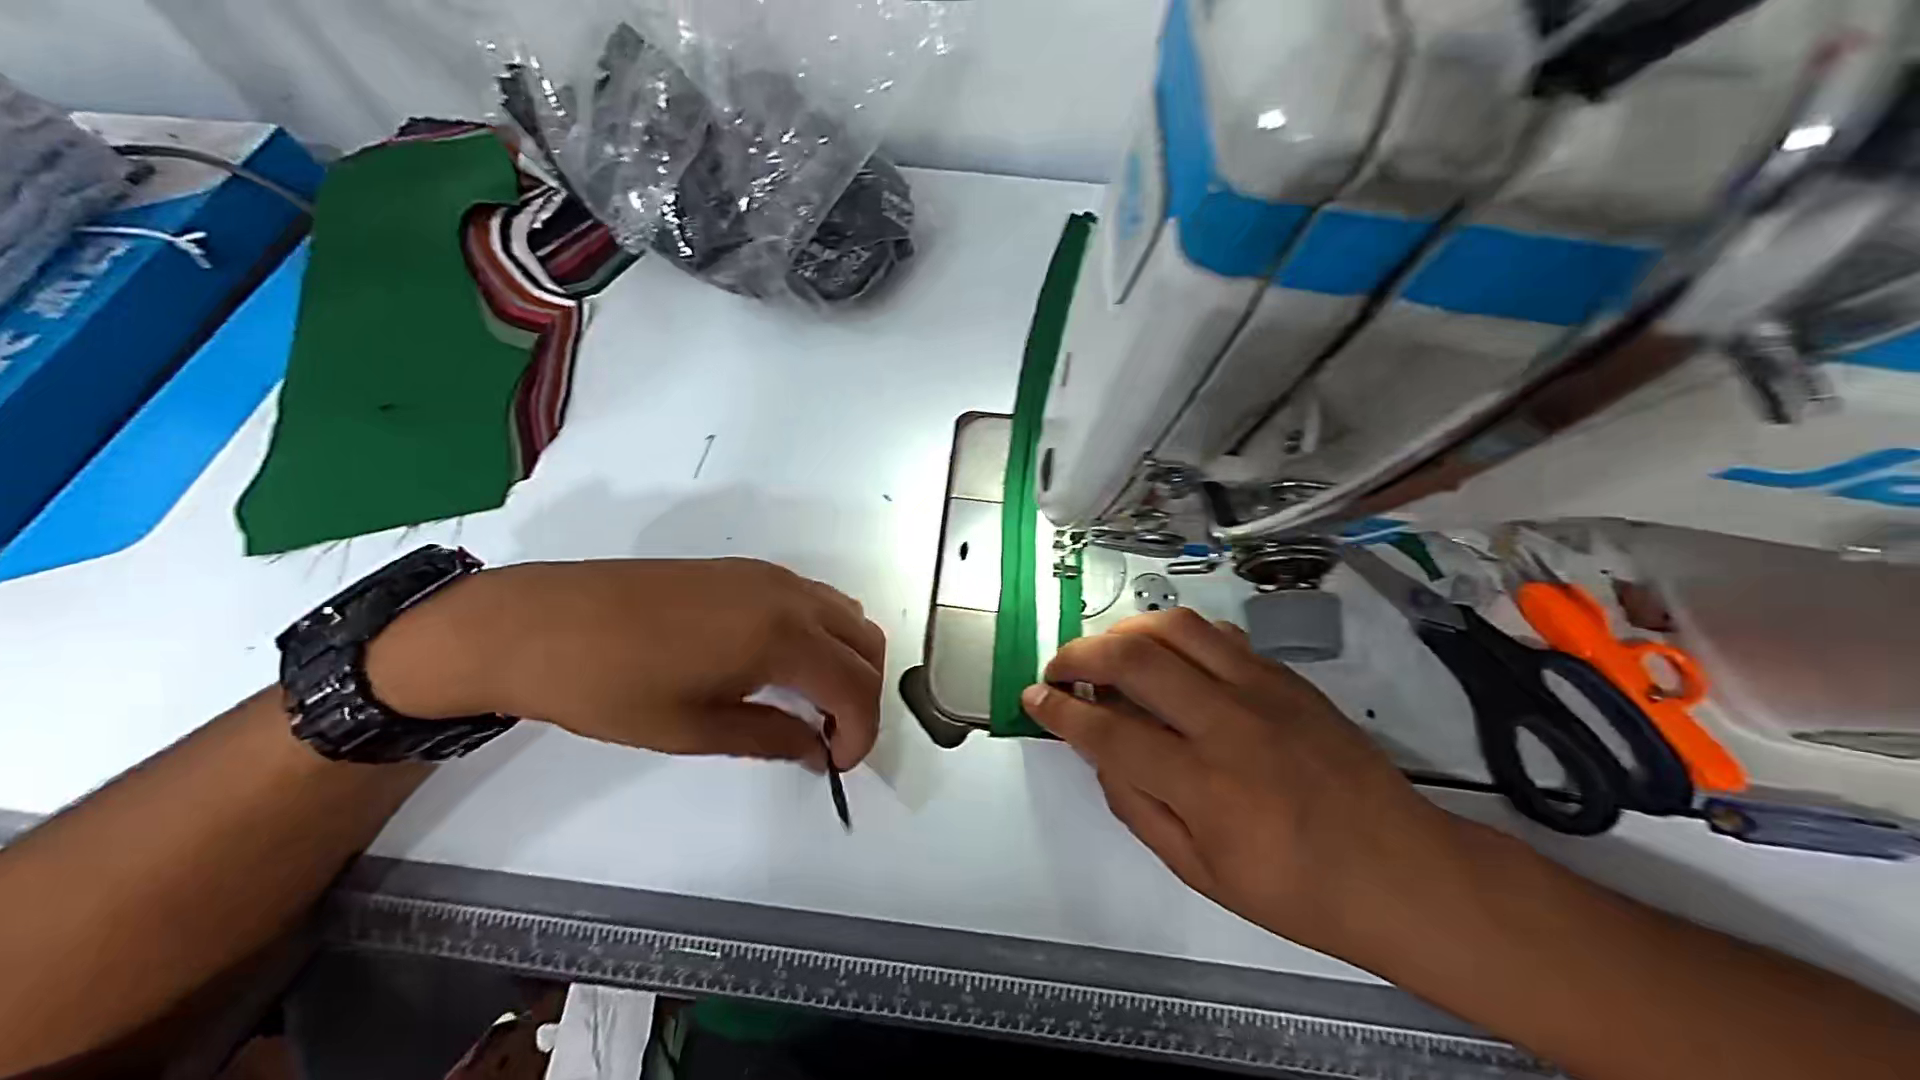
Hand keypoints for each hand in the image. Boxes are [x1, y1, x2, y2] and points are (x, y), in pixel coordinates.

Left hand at [367, 559, 885, 769]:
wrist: (536, 622)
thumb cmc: (611, 686)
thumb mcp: (694, 728)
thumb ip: (772, 737)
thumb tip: (817, 749)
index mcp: (780, 635)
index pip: (856, 685)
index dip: (860, 732)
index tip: (837, 766)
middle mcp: (789, 595)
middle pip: (865, 643)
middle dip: (864, 696)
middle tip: (832, 738)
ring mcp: (768, 575)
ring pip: (845, 616)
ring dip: (847, 661)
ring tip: (814, 703)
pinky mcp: (745, 570)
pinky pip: (814, 600)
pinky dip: (824, 635)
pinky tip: (785, 666)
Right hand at [1023, 608, 1462, 960]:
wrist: (1404, 872)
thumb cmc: (1298, 890)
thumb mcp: (1200, 871)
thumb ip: (1137, 807)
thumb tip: (1099, 754)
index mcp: (1202, 785)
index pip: (1106, 729)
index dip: (1058, 709)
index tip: (1033, 698)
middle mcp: (1227, 724)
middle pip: (1133, 658)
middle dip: (1078, 655)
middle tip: (1059, 669)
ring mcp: (1261, 691)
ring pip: (1174, 627)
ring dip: (1124, 630)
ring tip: (1106, 652)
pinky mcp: (1285, 677)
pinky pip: (1217, 634)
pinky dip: (1176, 634)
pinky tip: (1165, 653)